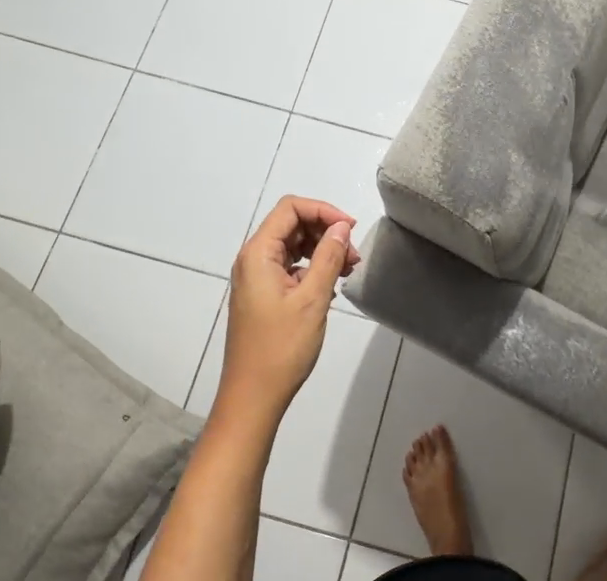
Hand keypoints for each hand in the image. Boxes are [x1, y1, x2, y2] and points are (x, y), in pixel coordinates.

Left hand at [219, 196, 361, 417]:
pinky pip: (289, 267)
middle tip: (353, 255)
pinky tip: (331, 285)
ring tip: (348, 270)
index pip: (291, 209)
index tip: (351, 229)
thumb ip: (328, 257)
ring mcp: (256, 278)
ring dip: (322, 250)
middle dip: (325, 231)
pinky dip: (312, 267)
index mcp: (258, 253)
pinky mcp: (262, 295)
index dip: (323, 211)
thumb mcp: (312, 299)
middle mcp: (252, 259)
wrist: (253, 397)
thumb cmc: (281, 347)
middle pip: (291, 224)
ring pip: (292, 246)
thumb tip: (342, 226)